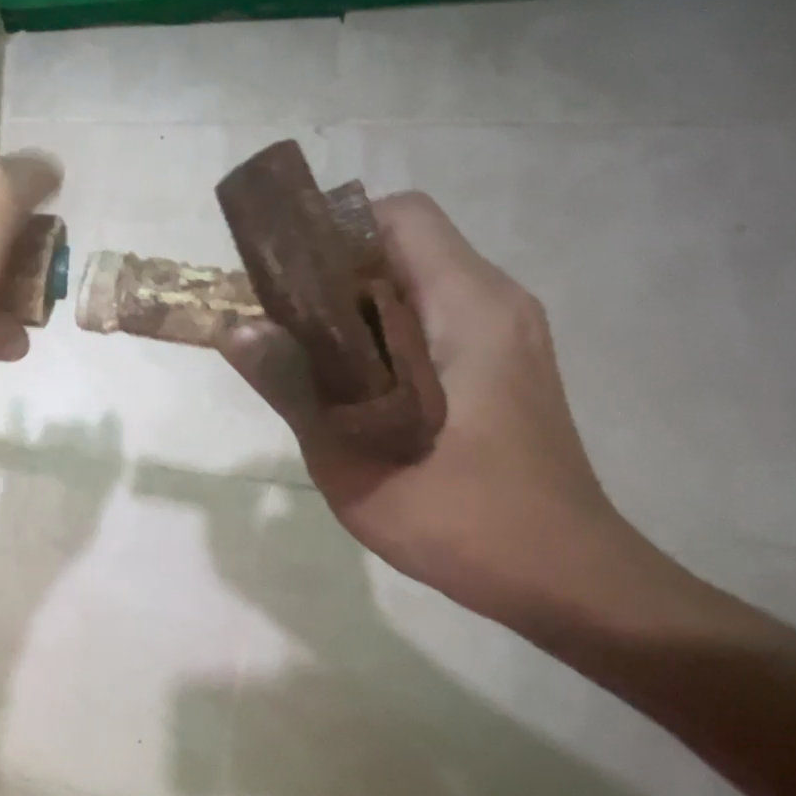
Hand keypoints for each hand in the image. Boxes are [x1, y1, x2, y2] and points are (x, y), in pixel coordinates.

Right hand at [221, 192, 631, 618]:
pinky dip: (376, 338)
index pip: (397, 218)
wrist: (563, 576)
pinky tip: (342, 388)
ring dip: (348, 311)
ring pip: (410, 289)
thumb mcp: (353, 459)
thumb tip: (233, 329)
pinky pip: (426, 323)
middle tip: (267, 327)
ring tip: (295, 359)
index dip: (327, 233)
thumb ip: (294, 388)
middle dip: (325, 276)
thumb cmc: (461, 519)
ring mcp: (504, 335)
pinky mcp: (498, 366)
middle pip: (399, 249)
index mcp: (470, 310)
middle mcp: (495, 304)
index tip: (272, 278)